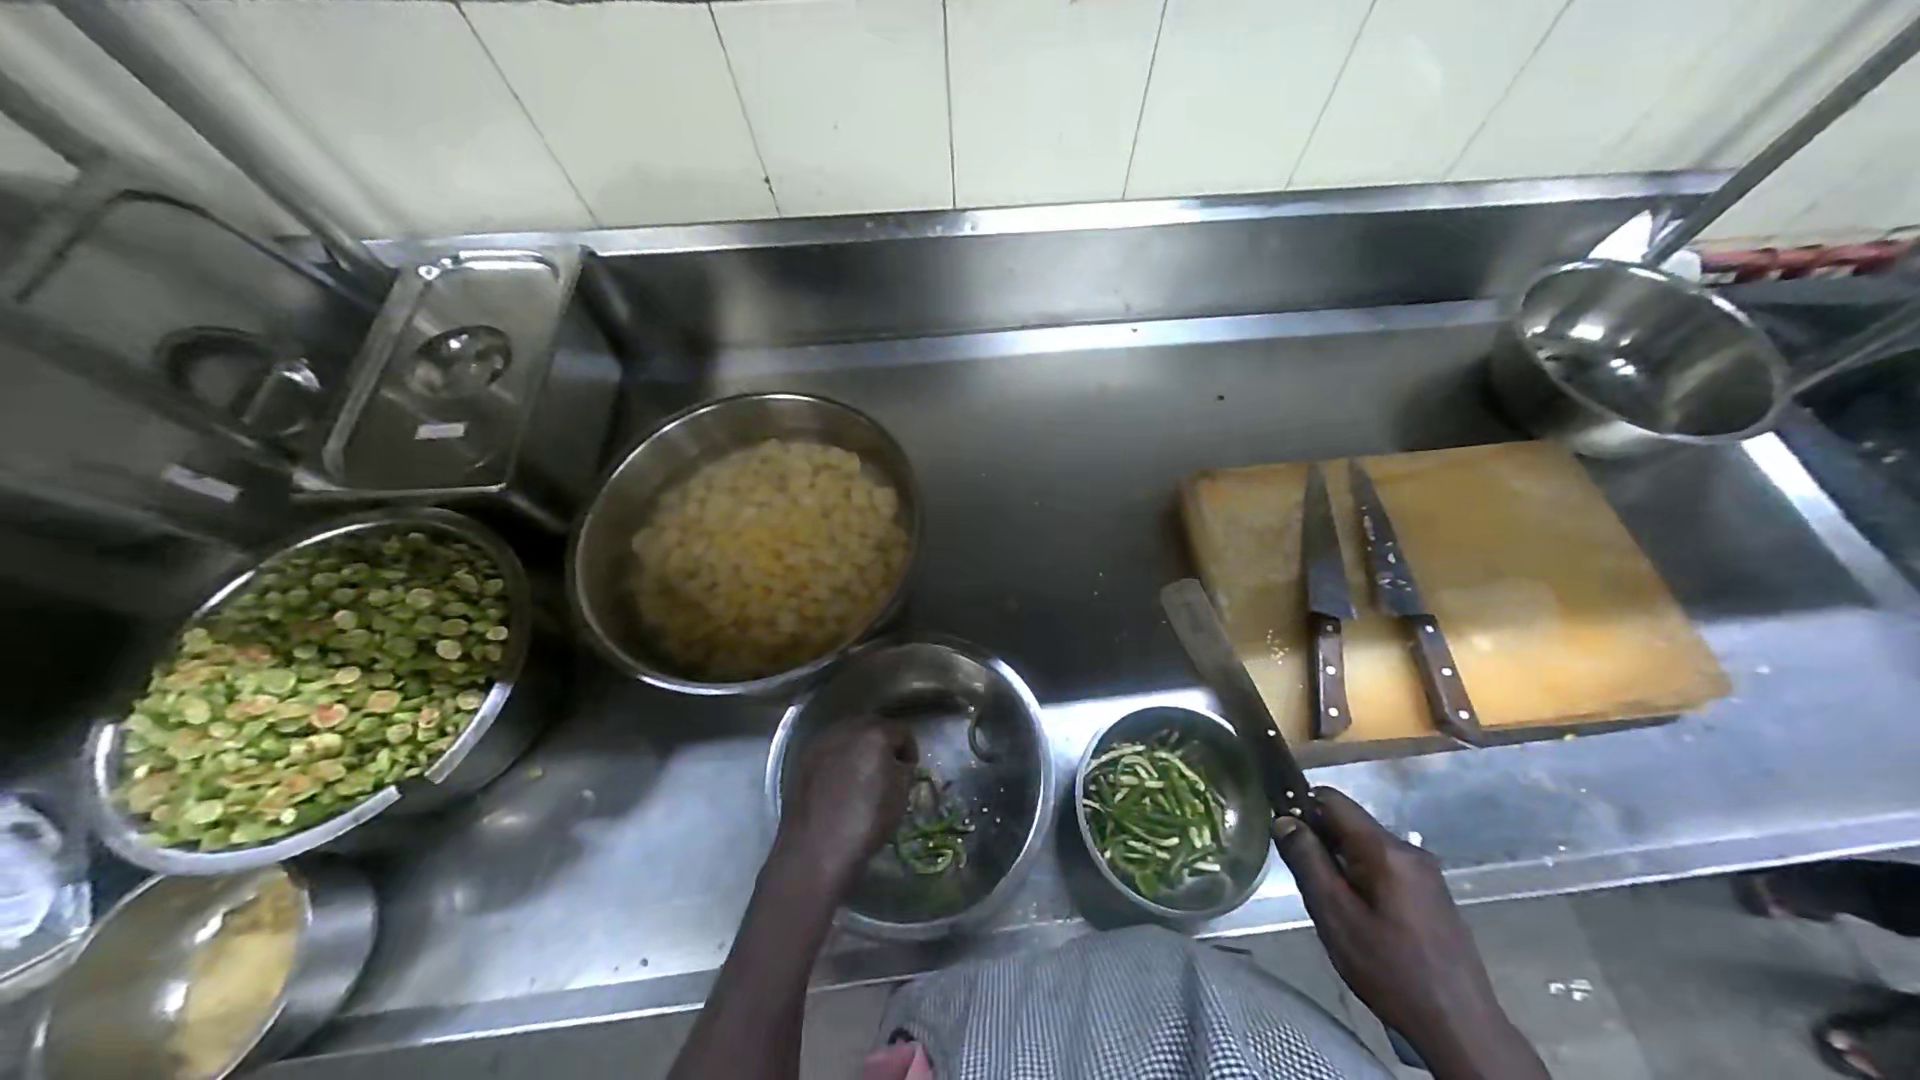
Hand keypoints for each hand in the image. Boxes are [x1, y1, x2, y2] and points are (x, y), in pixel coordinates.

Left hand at [777, 719, 917, 889]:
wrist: (816, 850)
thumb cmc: (867, 822)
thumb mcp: (901, 796)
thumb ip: (904, 769)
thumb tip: (899, 764)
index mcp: (874, 734)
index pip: (902, 730)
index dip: (910, 749)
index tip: (910, 770)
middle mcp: (846, 730)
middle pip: (872, 725)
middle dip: (884, 743)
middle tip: (889, 768)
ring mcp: (821, 743)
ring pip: (848, 735)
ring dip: (860, 748)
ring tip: (864, 774)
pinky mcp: (804, 760)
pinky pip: (830, 750)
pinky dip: (840, 758)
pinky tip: (841, 782)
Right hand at [1273, 788, 1546, 1079]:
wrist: (1461, 1028)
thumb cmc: (1391, 971)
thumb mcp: (1335, 916)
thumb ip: (1307, 861)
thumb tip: (1284, 819)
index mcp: (1385, 849)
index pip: (1331, 799)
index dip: (1300, 807)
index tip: (1283, 836)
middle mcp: (1409, 850)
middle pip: (1349, 822)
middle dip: (1319, 840)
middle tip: (1305, 881)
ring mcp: (1425, 873)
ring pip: (1365, 846)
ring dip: (1339, 862)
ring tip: (1330, 904)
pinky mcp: (1432, 894)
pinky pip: (1384, 867)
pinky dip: (1361, 877)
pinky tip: (1358, 915)